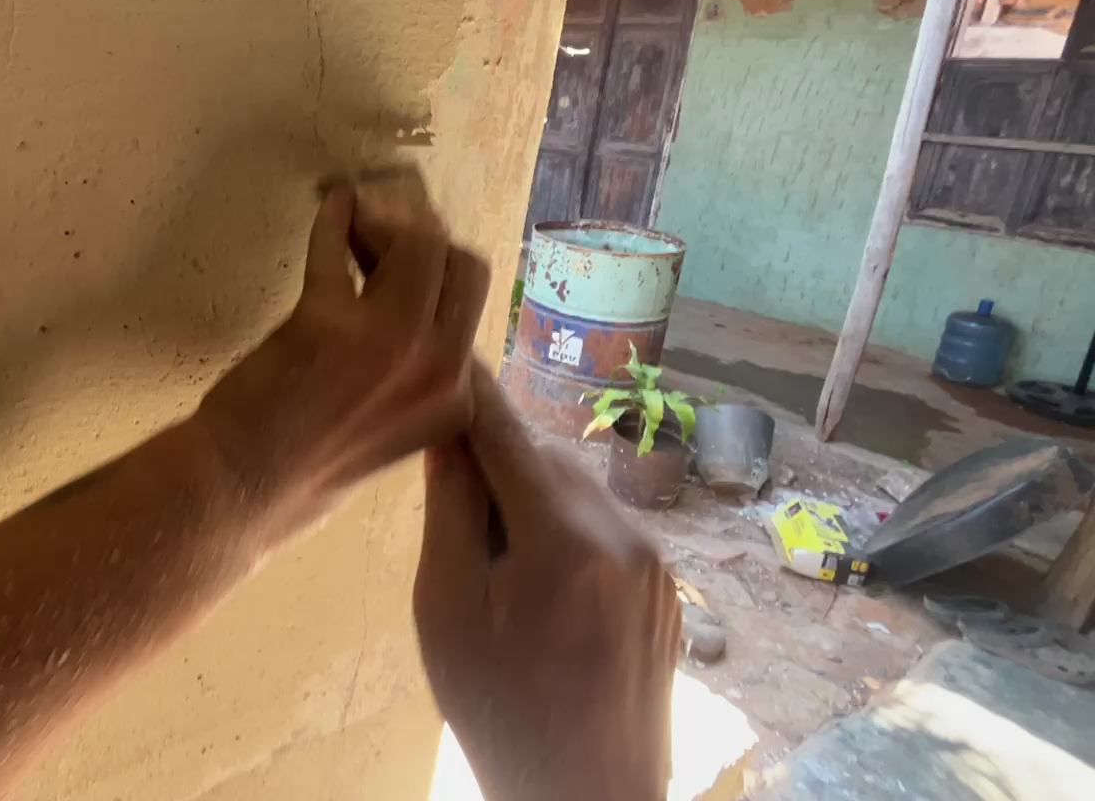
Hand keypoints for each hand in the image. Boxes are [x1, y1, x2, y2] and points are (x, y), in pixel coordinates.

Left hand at [190, 185, 489, 547]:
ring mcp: (390, 344)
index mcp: (455, 401)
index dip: (438, 270)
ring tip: (356, 218)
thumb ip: (409, 376)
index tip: (403, 255)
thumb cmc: (303, 466)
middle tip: (382, 231)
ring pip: (419, 243)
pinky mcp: (329, 322)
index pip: (471, 309)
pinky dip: (334, 219)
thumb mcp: (385, 428)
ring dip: (386, 219)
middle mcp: (438, 369)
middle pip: (462, 266)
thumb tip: (409, 312)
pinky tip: (332, 205)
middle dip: (426, 237)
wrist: (242, 490)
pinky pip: (338, 248)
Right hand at [414, 371, 678, 800]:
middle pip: (541, 456)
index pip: (506, 432)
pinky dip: (554, 515)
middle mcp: (625, 535)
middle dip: (490, 449)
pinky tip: (529, 564)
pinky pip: (597, 519)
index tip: (444, 350)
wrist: (586, 800)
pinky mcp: (664, 584)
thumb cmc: (496, 705)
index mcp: (565, 540)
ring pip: (569, 484)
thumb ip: (450, 508)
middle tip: (442, 471)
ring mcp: (655, 561)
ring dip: (522, 484)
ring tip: (484, 536)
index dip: (470, 389)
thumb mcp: (446, 604)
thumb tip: (445, 432)